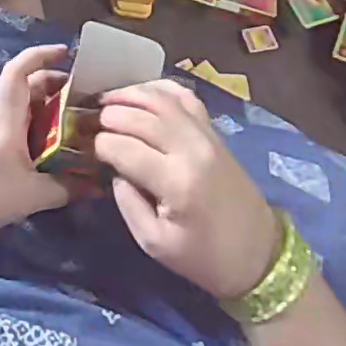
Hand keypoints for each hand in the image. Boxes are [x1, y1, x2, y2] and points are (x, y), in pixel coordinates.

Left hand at [0, 44, 72, 236]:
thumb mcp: (31, 195)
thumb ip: (66, 188)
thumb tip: (96, 186)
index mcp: (5, 114)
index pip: (20, 69)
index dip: (41, 55)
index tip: (65, 52)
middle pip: (25, 86)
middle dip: (54, 85)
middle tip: (81, 99)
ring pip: (17, 105)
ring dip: (43, 107)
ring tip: (69, 124)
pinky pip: (8, 121)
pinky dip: (29, 123)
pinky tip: (42, 145)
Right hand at [95, 80, 280, 300]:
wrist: (260, 254)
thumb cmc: (204, 257)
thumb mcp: (155, 243)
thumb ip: (127, 203)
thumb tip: (114, 169)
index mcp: (176, 181)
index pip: (124, 148)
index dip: (100, 144)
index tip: (86, 148)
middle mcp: (191, 149)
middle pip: (140, 117)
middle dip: (108, 115)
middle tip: (88, 121)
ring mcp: (206, 135)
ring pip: (161, 99)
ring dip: (129, 94)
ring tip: (106, 100)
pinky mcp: (214, 132)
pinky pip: (185, 97)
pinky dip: (160, 88)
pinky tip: (141, 93)